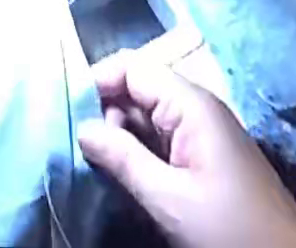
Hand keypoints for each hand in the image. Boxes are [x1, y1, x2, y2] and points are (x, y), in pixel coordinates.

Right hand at [78, 54, 295, 247]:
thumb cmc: (229, 228)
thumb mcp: (169, 198)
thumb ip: (123, 158)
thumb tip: (81, 126)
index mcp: (190, 102)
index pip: (134, 67)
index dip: (99, 81)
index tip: (66, 111)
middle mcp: (194, 105)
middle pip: (138, 87)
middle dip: (105, 109)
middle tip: (77, 145)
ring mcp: (199, 129)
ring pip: (146, 114)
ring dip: (118, 133)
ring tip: (92, 162)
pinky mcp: (201, 154)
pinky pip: (160, 137)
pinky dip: (136, 150)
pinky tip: (118, 172)